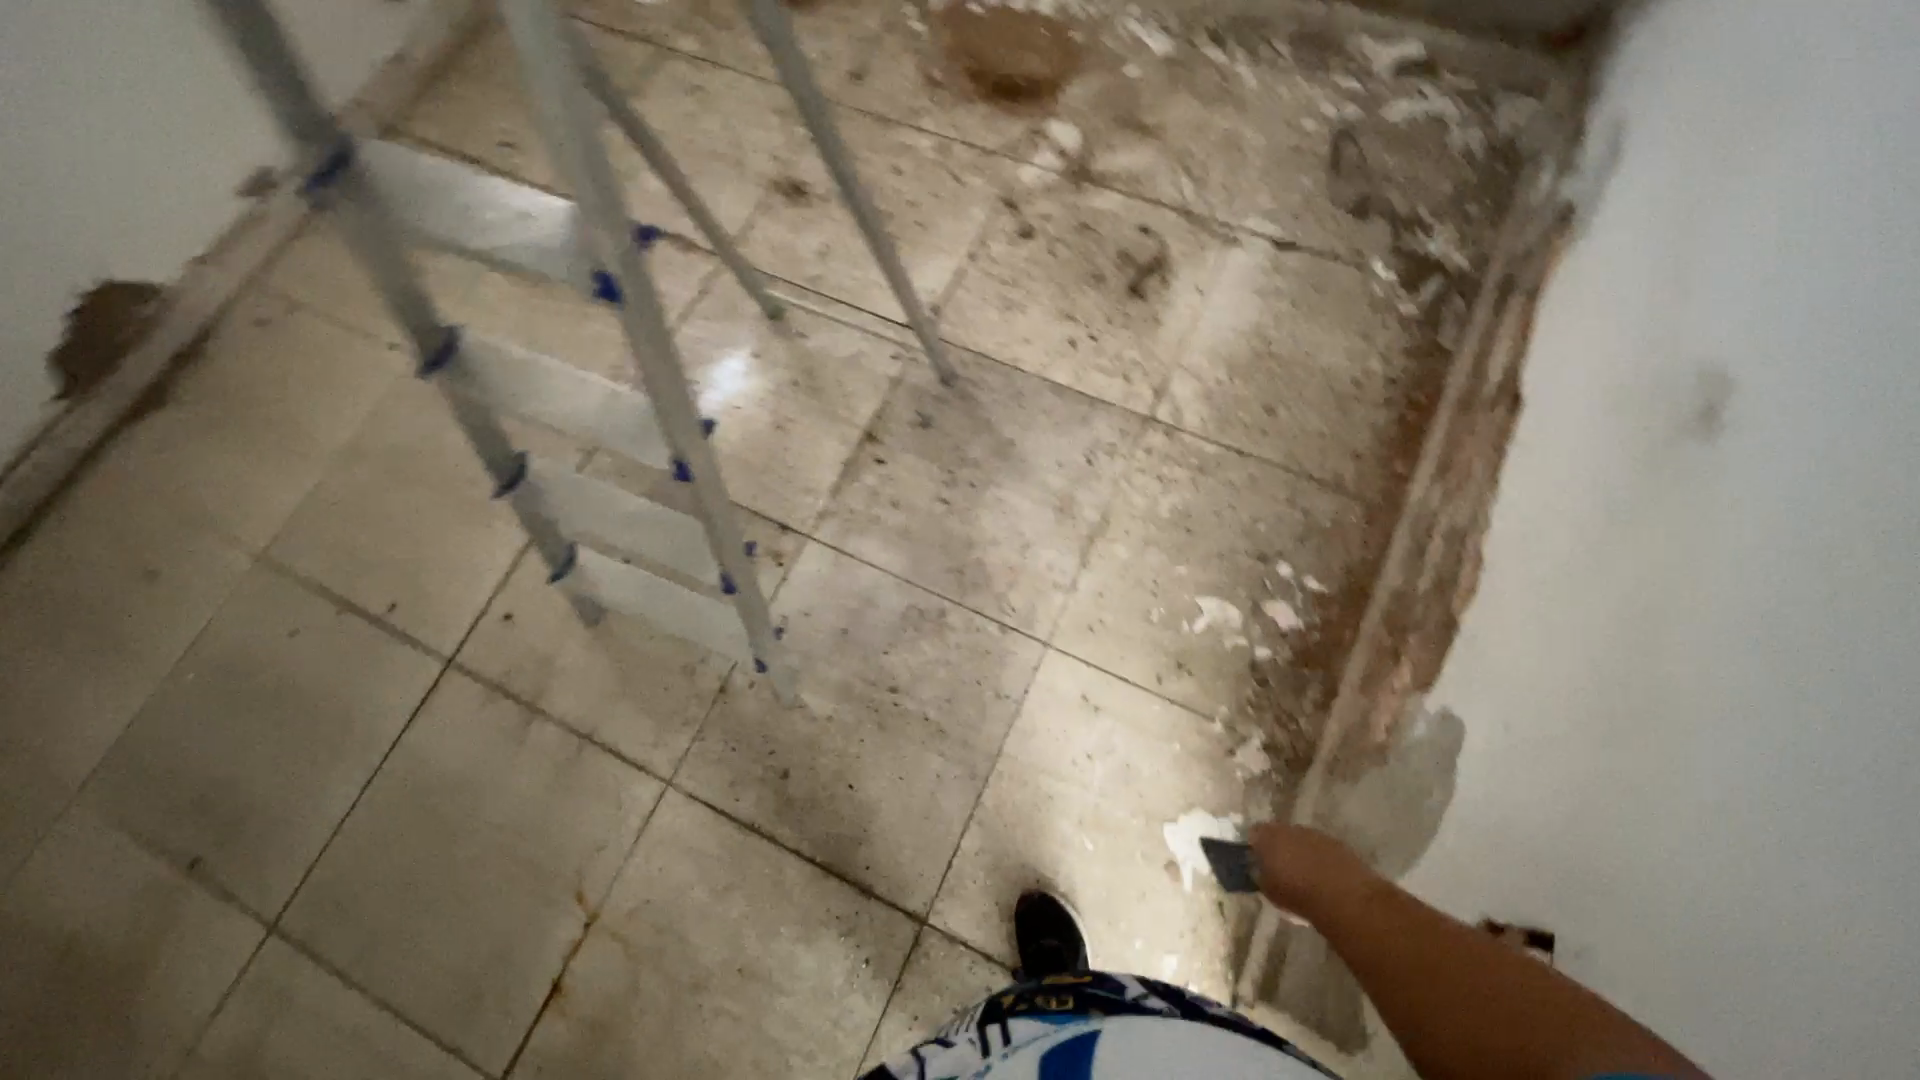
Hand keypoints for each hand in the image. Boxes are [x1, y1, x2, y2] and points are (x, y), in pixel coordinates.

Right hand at [1248, 823, 1375, 919]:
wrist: (1344, 898)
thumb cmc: (1298, 895)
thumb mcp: (1268, 890)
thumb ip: (1258, 874)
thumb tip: (1255, 867)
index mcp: (1269, 837)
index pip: (1254, 832)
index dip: (1254, 845)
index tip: (1256, 860)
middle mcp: (1290, 829)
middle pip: (1278, 832)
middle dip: (1278, 846)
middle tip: (1279, 866)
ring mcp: (1315, 834)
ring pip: (1300, 838)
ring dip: (1299, 850)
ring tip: (1303, 872)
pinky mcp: (1336, 843)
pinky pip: (1320, 846)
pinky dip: (1318, 856)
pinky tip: (1322, 874)